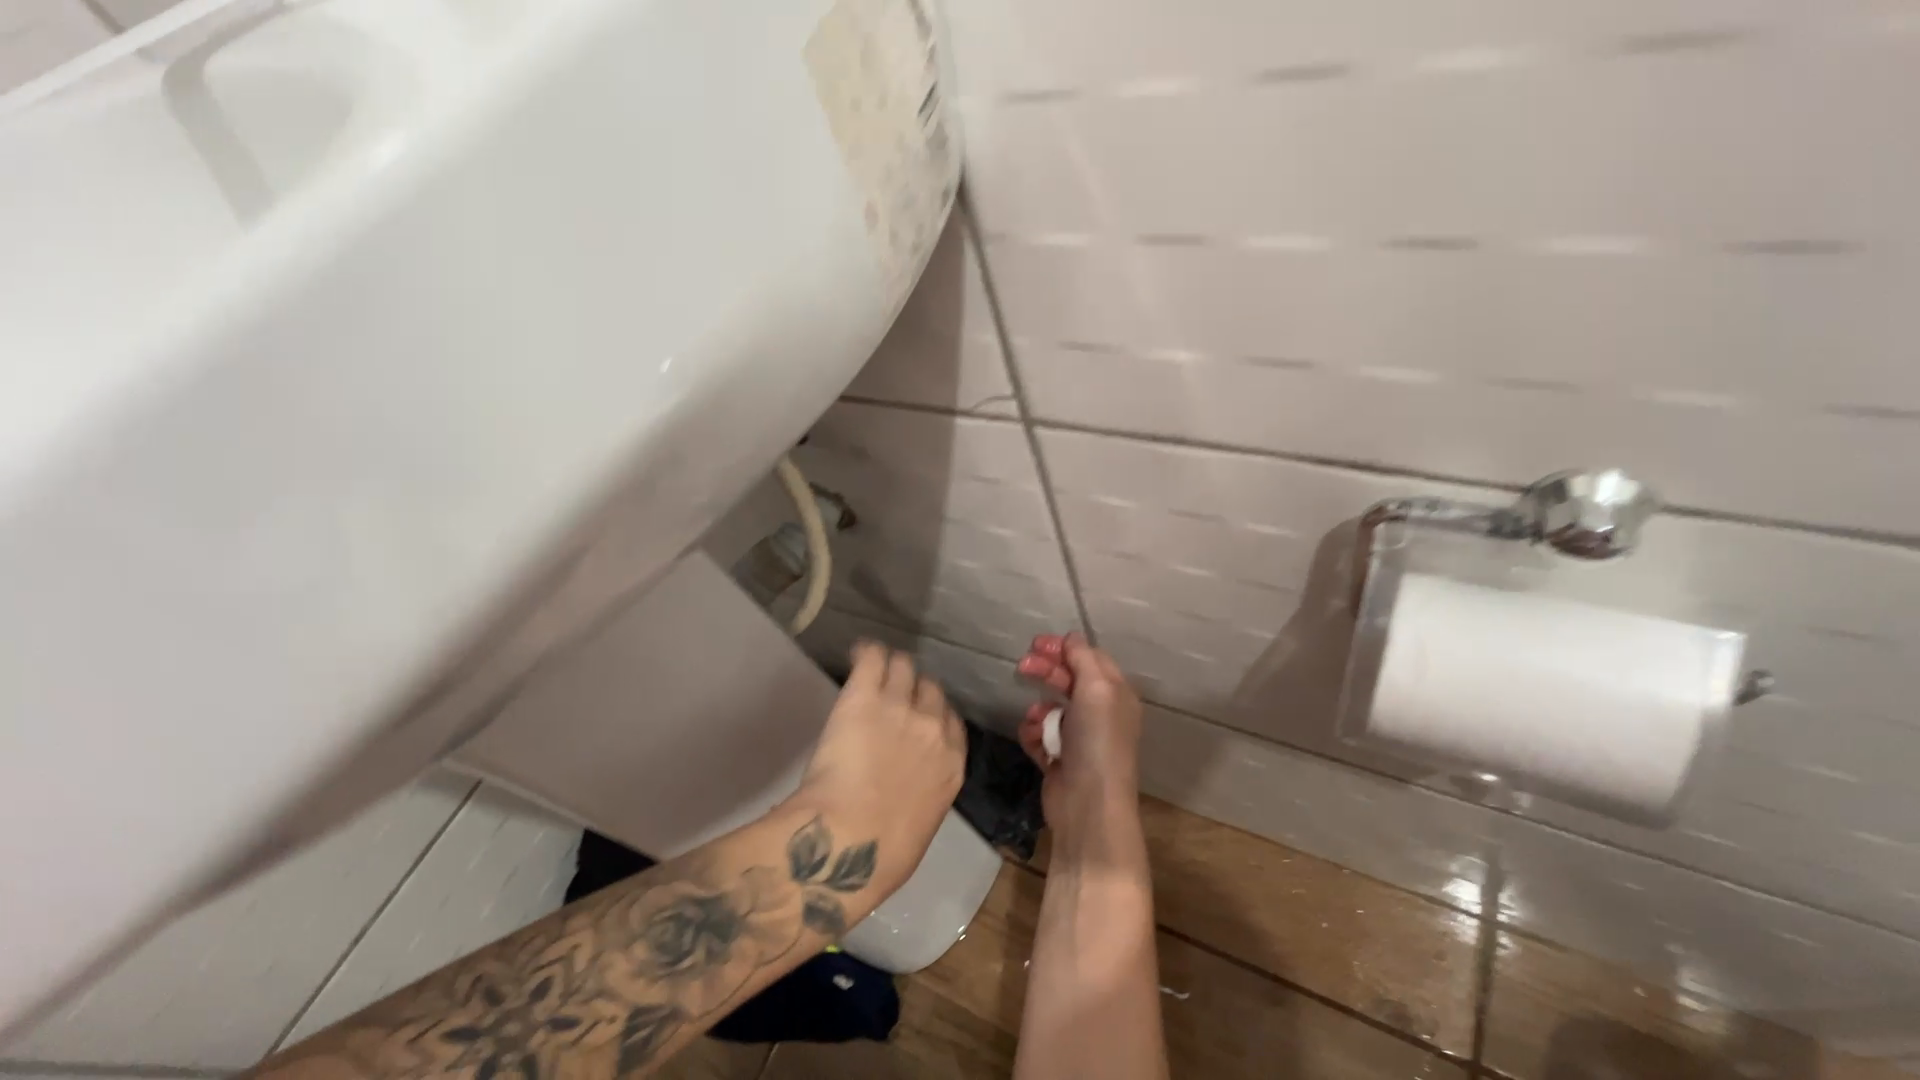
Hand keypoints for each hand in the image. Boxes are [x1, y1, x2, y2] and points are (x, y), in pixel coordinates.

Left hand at [786, 642, 965, 901]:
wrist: (848, 838)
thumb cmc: (883, 854)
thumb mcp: (921, 824)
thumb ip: (923, 797)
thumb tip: (908, 795)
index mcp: (952, 764)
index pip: (951, 721)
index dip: (933, 717)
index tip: (917, 720)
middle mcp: (933, 727)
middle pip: (930, 690)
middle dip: (913, 691)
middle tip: (892, 697)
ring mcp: (899, 706)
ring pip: (903, 666)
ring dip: (891, 668)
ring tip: (874, 672)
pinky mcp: (864, 695)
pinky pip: (872, 657)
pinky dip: (866, 653)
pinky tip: (858, 653)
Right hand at [1015, 632, 1144, 847]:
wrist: (1088, 803)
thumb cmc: (1097, 740)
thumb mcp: (1096, 689)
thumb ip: (1083, 658)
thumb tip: (1072, 638)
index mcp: (1116, 695)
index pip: (1090, 660)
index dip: (1065, 648)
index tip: (1037, 644)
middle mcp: (1100, 714)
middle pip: (1069, 681)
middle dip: (1046, 672)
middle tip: (1023, 665)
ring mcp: (1079, 738)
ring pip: (1050, 709)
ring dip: (1039, 710)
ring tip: (1036, 719)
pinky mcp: (1059, 759)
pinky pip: (1039, 736)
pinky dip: (1033, 735)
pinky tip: (1034, 741)